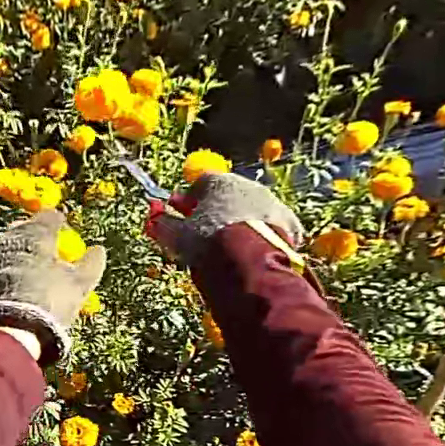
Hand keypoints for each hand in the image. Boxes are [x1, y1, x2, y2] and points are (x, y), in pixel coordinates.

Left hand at [0, 209, 106, 365]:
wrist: (11, 328)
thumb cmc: (51, 300)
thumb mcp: (79, 284)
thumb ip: (90, 264)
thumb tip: (99, 250)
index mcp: (37, 234)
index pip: (49, 217)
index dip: (58, 221)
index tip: (63, 227)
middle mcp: (12, 239)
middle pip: (24, 228)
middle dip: (34, 233)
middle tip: (44, 245)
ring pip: (7, 246)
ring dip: (18, 251)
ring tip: (28, 264)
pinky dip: (6, 269)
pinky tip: (13, 281)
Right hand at [148, 172, 303, 262]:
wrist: (249, 263)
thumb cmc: (207, 244)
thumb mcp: (179, 236)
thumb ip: (165, 224)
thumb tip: (154, 217)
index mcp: (218, 182)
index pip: (199, 185)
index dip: (189, 202)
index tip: (182, 217)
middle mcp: (248, 185)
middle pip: (228, 196)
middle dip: (216, 212)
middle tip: (207, 235)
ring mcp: (271, 202)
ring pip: (251, 211)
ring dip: (241, 224)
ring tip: (231, 249)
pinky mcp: (290, 223)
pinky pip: (272, 227)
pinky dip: (262, 236)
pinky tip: (254, 254)